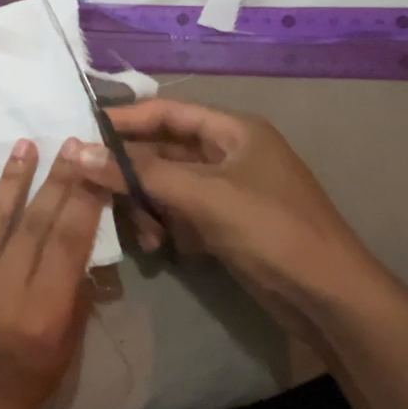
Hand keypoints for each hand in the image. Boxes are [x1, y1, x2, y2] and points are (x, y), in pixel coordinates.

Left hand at [0, 138, 110, 408]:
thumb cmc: (28, 375)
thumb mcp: (67, 341)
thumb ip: (74, 286)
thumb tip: (82, 228)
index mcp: (41, 312)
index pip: (66, 242)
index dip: (82, 199)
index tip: (95, 163)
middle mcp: (1, 290)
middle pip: (33, 223)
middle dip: (56, 180)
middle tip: (72, 144)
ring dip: (12, 177)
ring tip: (26, 144)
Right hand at [73, 99, 390, 341]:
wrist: (328, 297)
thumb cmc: (270, 230)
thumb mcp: (201, 195)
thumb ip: (138, 172)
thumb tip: (78, 153)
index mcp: (234, 131)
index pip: (166, 111)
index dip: (124, 119)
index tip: (80, 131)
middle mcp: (229, 153)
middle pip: (163, 149)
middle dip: (131, 171)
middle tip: (93, 187)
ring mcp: (229, 190)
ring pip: (167, 185)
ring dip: (146, 205)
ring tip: (140, 232)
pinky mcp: (226, 224)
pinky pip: (180, 212)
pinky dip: (165, 225)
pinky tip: (159, 247)